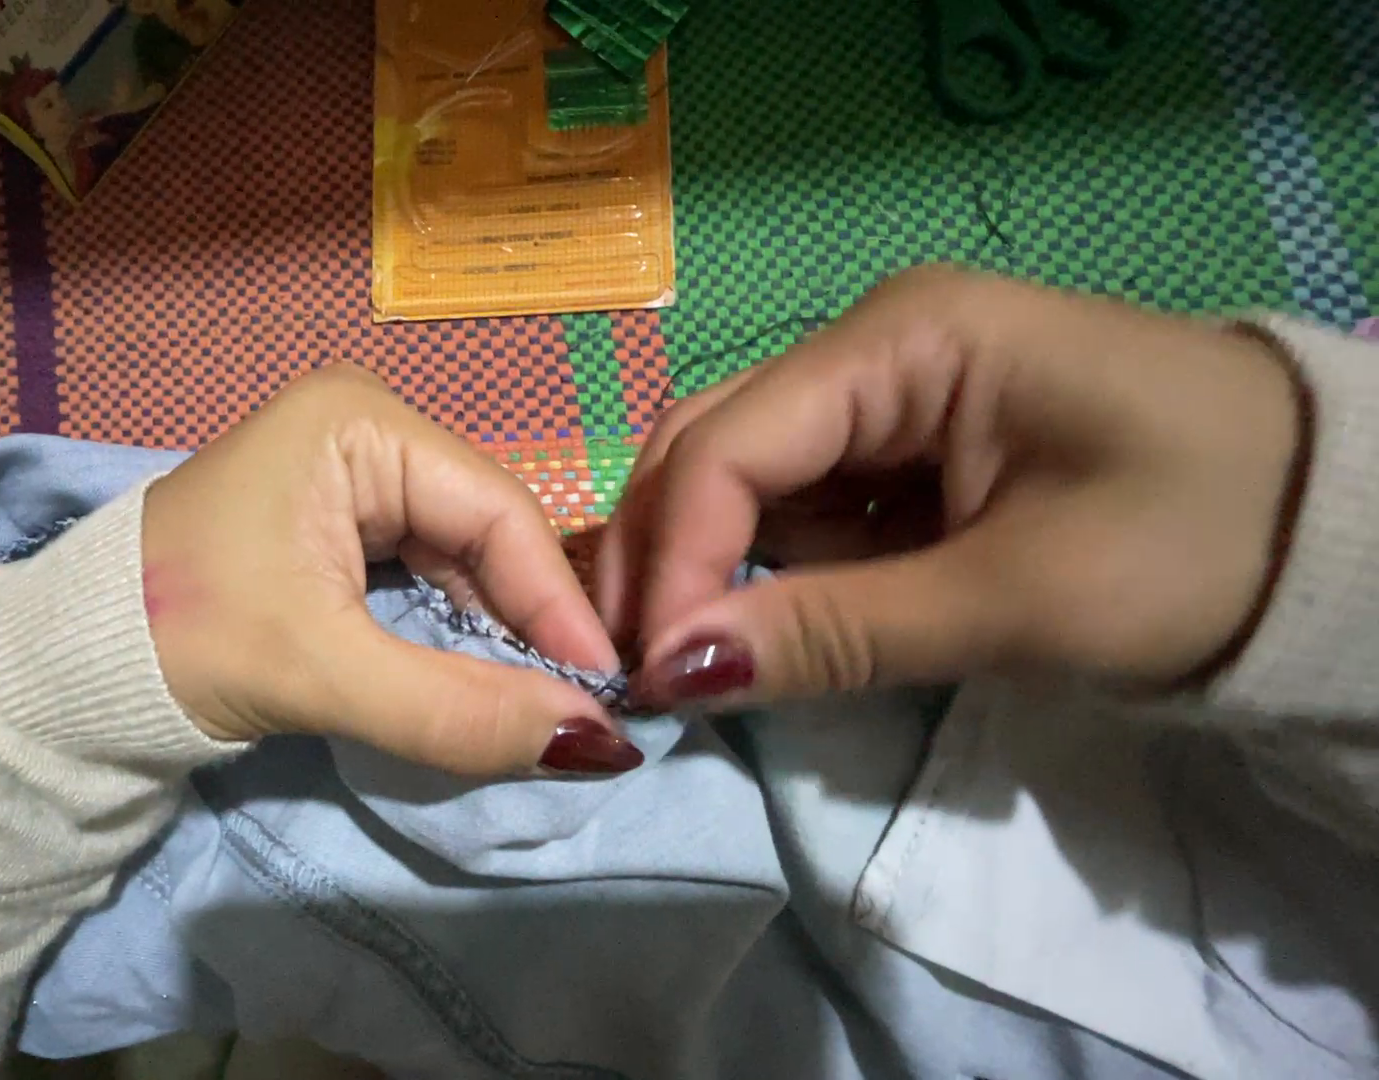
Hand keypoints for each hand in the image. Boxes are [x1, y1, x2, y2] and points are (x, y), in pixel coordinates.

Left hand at [143, 366, 637, 775]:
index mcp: (358, 422)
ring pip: (460, 554)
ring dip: (496, 627)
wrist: (72, 665)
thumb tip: (590, 744)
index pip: (495, 508)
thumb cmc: (181, 639)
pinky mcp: (341, 519)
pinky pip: (425, 570)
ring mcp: (353, 473)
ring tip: (540, 694)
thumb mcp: (320, 671)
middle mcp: (365, 430)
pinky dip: (455, 624)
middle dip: (528, 618)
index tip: (605, 687)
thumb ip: (454, 709)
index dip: (556, 601)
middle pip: (483, 529)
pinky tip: (481, 668)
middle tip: (578, 701)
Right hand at [595, 266, 1304, 708]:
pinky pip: (777, 505)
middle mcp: (859, 347)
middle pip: (702, 447)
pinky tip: (741, 614)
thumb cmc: (1212, 544)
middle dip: (656, 552)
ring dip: (690, 563)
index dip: (674, 556)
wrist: (1345, 536)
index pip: (728, 447)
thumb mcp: (1022, 603)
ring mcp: (863, 395)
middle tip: (635, 655)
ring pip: (725, 478)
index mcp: (899, 339)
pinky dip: (746, 566)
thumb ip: (832, 632)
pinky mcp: (875, 446)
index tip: (654, 666)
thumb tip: (673, 674)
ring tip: (676, 645)